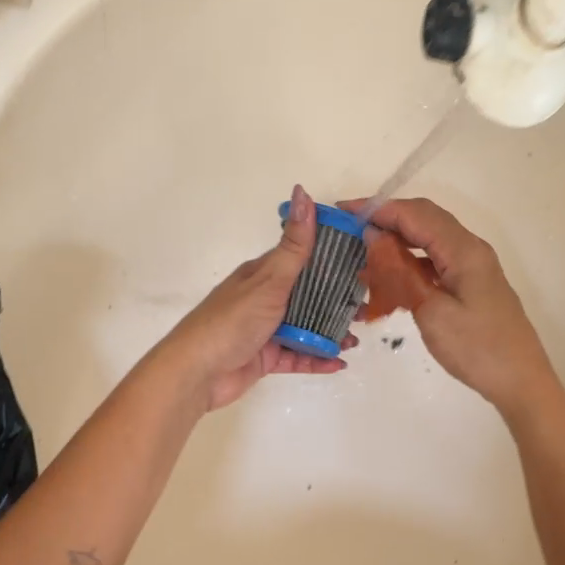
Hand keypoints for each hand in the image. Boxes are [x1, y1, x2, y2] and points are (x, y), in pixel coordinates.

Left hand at [158, 184, 356, 411]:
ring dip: (331, 333)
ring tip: (355, 340)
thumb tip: (303, 193)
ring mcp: (267, 330)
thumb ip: (293, 245)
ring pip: (307, 329)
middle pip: (309, 297)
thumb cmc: (232, 321)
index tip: (362, 263)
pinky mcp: (267, 359)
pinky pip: (299, 357)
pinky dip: (318, 360)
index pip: (302, 258)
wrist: (199, 371)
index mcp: (264, 275)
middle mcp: (266, 300)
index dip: (331, 259)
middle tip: (365, 310)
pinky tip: (339, 363)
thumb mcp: (268, 280)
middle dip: (337, 302)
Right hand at [340, 197, 558, 419]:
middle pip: (423, 221)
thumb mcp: (432, 312)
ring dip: (397, 244)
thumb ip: (402, 273)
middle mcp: (470, 250)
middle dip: (385, 221)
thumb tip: (375, 239)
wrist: (520, 380)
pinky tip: (389, 280)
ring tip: (363, 257)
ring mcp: (473, 268)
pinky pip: (435, 264)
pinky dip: (410, 265)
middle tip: (348, 232)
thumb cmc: (477, 348)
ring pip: (429, 242)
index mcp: (463, 250)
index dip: (378, 209)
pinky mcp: (472, 286)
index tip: (343, 212)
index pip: (415, 214)